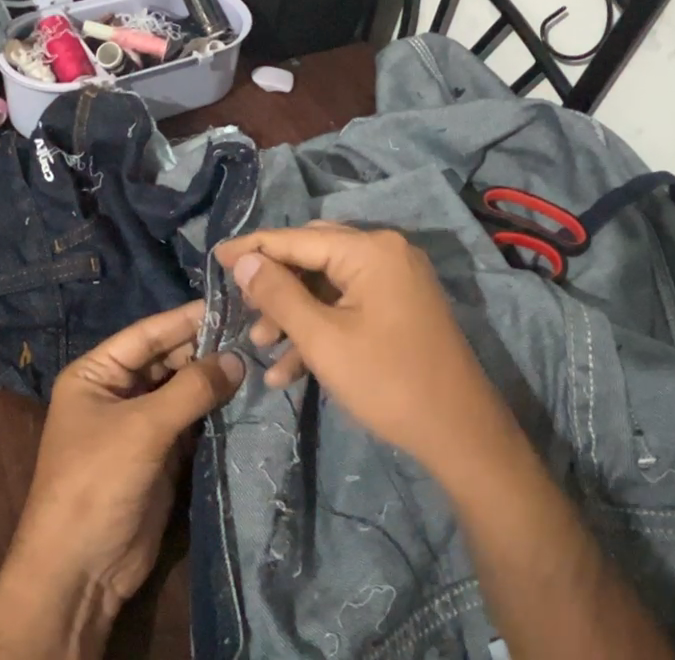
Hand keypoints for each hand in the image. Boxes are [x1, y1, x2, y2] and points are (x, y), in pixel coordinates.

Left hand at [0, 301, 243, 658]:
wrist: (80, 569)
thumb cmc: (97, 483)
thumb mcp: (142, 429)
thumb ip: (190, 390)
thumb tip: (238, 358)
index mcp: (95, 374)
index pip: (146, 334)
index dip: (187, 319)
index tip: (233, 302)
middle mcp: (116, 392)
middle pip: (167, 359)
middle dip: (206, 350)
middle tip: (257, 334)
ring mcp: (139, 425)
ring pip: (182, 390)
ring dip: (214, 381)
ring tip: (261, 360)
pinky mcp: (160, 455)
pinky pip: (191, 421)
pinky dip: (215, 412)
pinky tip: (247, 398)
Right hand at [215, 223, 515, 472]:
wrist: (461, 435)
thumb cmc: (387, 382)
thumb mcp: (322, 339)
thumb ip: (278, 294)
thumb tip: (243, 259)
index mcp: (369, 250)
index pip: (295, 238)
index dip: (252, 249)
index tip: (213, 257)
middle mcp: (385, 253)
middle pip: (311, 256)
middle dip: (273, 284)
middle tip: (239, 306)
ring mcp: (396, 281)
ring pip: (327, 285)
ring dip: (292, 313)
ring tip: (261, 346)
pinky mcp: (400, 308)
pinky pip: (348, 306)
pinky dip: (320, 328)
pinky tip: (289, 370)